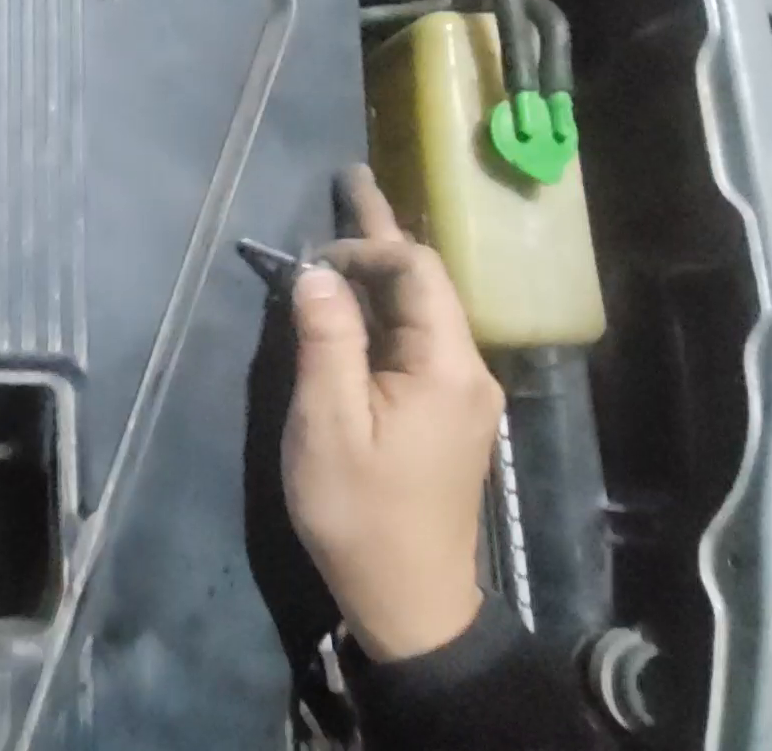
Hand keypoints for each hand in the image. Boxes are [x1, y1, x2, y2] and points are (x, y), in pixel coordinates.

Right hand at [284, 165, 502, 661]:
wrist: (404, 592)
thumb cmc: (356, 505)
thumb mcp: (326, 421)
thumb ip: (324, 339)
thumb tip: (315, 270)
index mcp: (444, 366)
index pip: (417, 274)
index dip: (365, 247)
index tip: (307, 258)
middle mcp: (465, 368)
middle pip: (426, 282)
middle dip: (382, 232)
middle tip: (350, 179)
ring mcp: (457, 390)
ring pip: (419, 308)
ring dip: (378, 266)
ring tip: (350, 221)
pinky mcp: (441, 409)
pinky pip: (412, 337)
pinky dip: (379, 304)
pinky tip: (355, 295)